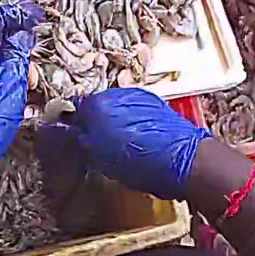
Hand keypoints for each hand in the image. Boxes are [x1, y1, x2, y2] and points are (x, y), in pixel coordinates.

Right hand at [42, 87, 207, 200]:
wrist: (184, 160)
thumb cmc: (137, 162)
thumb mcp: (100, 158)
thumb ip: (82, 140)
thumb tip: (71, 132)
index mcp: (95, 104)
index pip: (73, 107)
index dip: (71, 122)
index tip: (72, 136)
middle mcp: (114, 93)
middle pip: (96, 105)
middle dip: (93, 121)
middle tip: (95, 143)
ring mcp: (137, 95)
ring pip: (115, 107)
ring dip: (113, 120)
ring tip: (118, 143)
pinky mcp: (155, 102)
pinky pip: (133, 109)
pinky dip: (130, 121)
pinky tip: (136, 139)